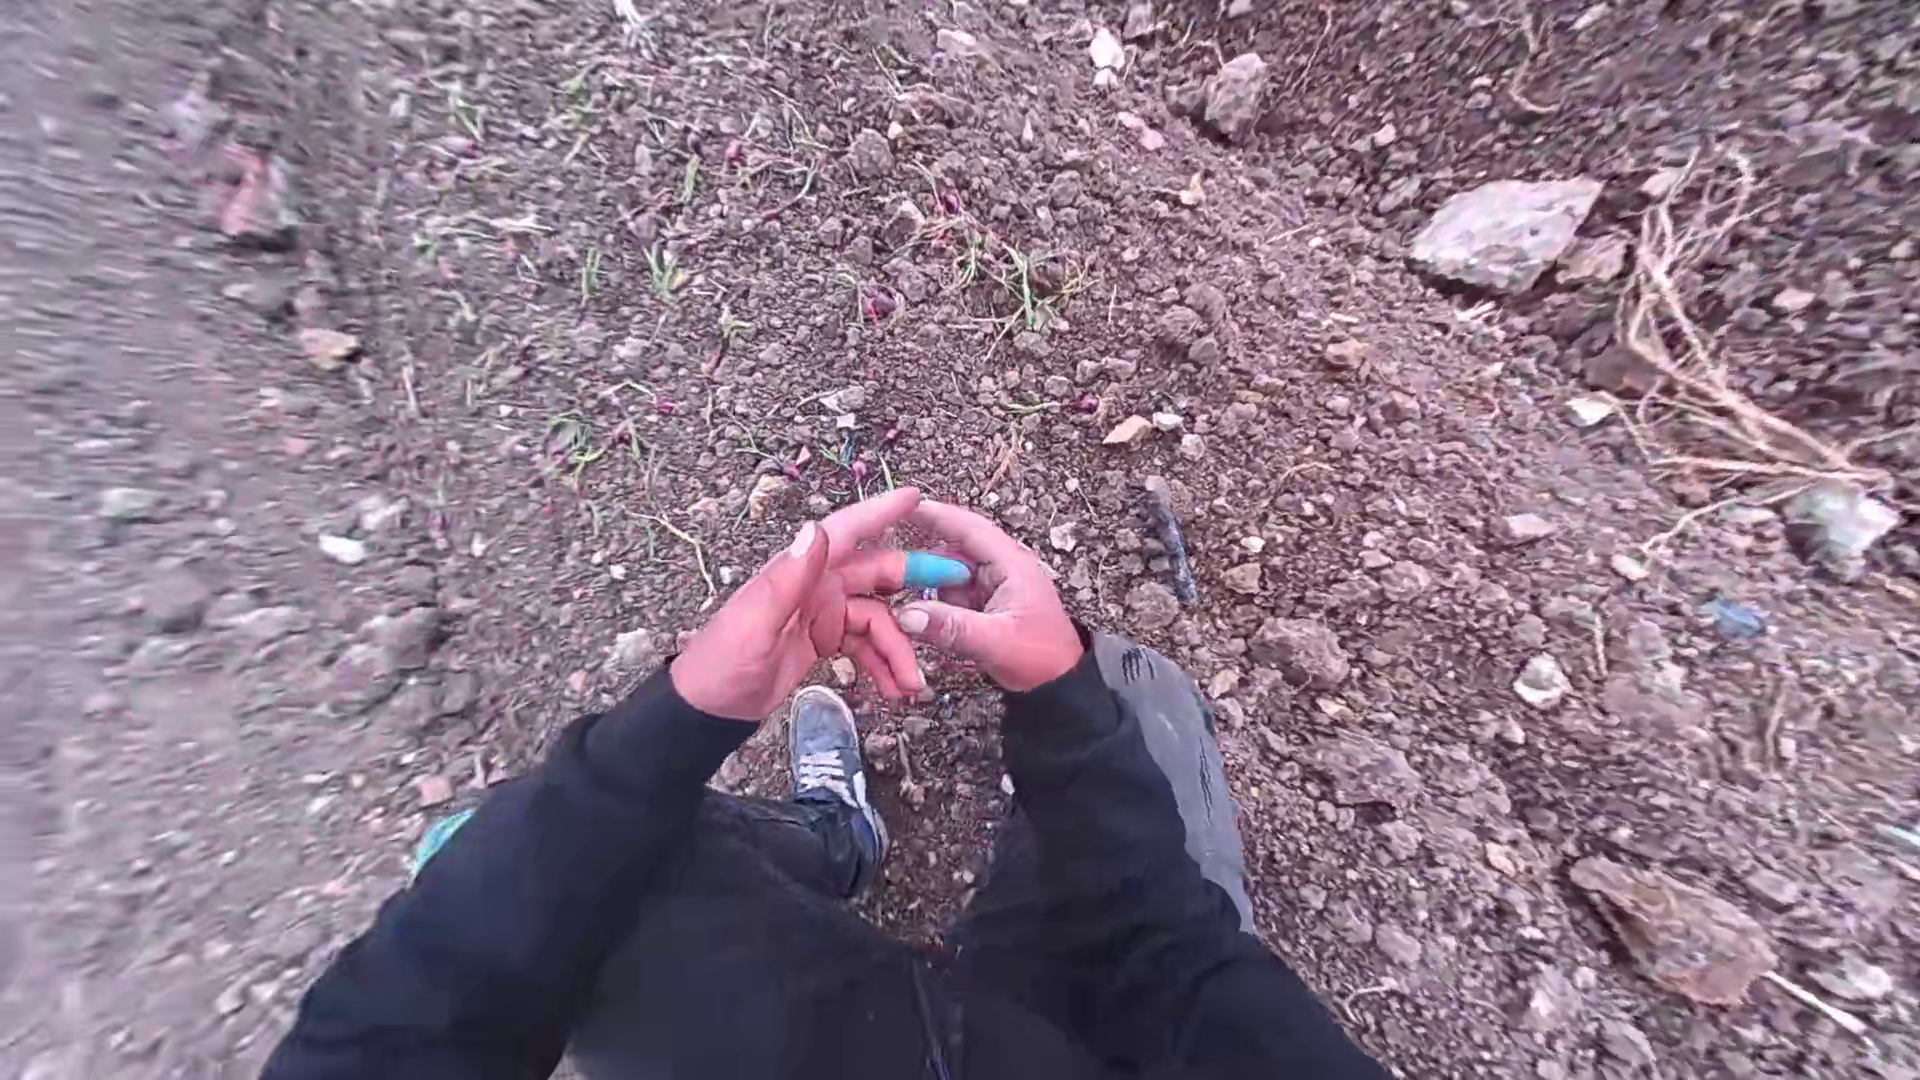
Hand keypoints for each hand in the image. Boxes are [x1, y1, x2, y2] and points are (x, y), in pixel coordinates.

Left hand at [671, 488, 925, 720]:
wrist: (708, 712)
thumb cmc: (723, 665)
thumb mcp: (754, 625)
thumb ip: (786, 579)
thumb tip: (814, 529)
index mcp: (800, 572)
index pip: (845, 531)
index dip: (881, 511)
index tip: (915, 497)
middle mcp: (817, 584)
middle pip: (877, 575)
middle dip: (916, 585)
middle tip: (953, 595)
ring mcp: (823, 611)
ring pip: (879, 618)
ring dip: (899, 648)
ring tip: (912, 684)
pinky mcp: (826, 638)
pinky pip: (866, 644)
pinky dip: (883, 663)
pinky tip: (894, 688)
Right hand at [894, 500, 1083, 691]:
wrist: (1061, 685)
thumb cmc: (1041, 657)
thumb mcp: (996, 642)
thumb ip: (952, 627)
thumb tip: (907, 615)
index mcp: (1011, 564)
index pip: (970, 528)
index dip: (937, 515)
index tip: (905, 507)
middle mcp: (1001, 568)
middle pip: (953, 550)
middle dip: (922, 558)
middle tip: (888, 566)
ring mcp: (992, 586)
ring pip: (949, 573)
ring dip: (927, 582)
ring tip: (897, 592)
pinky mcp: (985, 605)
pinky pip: (953, 594)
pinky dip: (936, 601)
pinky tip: (919, 613)